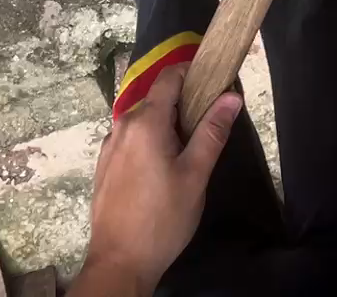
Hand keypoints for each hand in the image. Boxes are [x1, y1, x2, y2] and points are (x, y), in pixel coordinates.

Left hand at [74, 64, 242, 296]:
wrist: (118, 264)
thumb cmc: (162, 218)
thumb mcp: (196, 175)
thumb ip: (213, 131)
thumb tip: (232, 96)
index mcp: (146, 121)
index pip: (170, 76)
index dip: (192, 72)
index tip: (214, 83)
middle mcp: (123, 124)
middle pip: (157, 97)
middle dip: (183, 103)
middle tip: (207, 125)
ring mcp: (110, 145)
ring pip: (144, 119)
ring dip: (166, 123)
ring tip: (187, 151)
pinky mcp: (104, 164)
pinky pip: (131, 137)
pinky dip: (149, 139)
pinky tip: (161, 169)